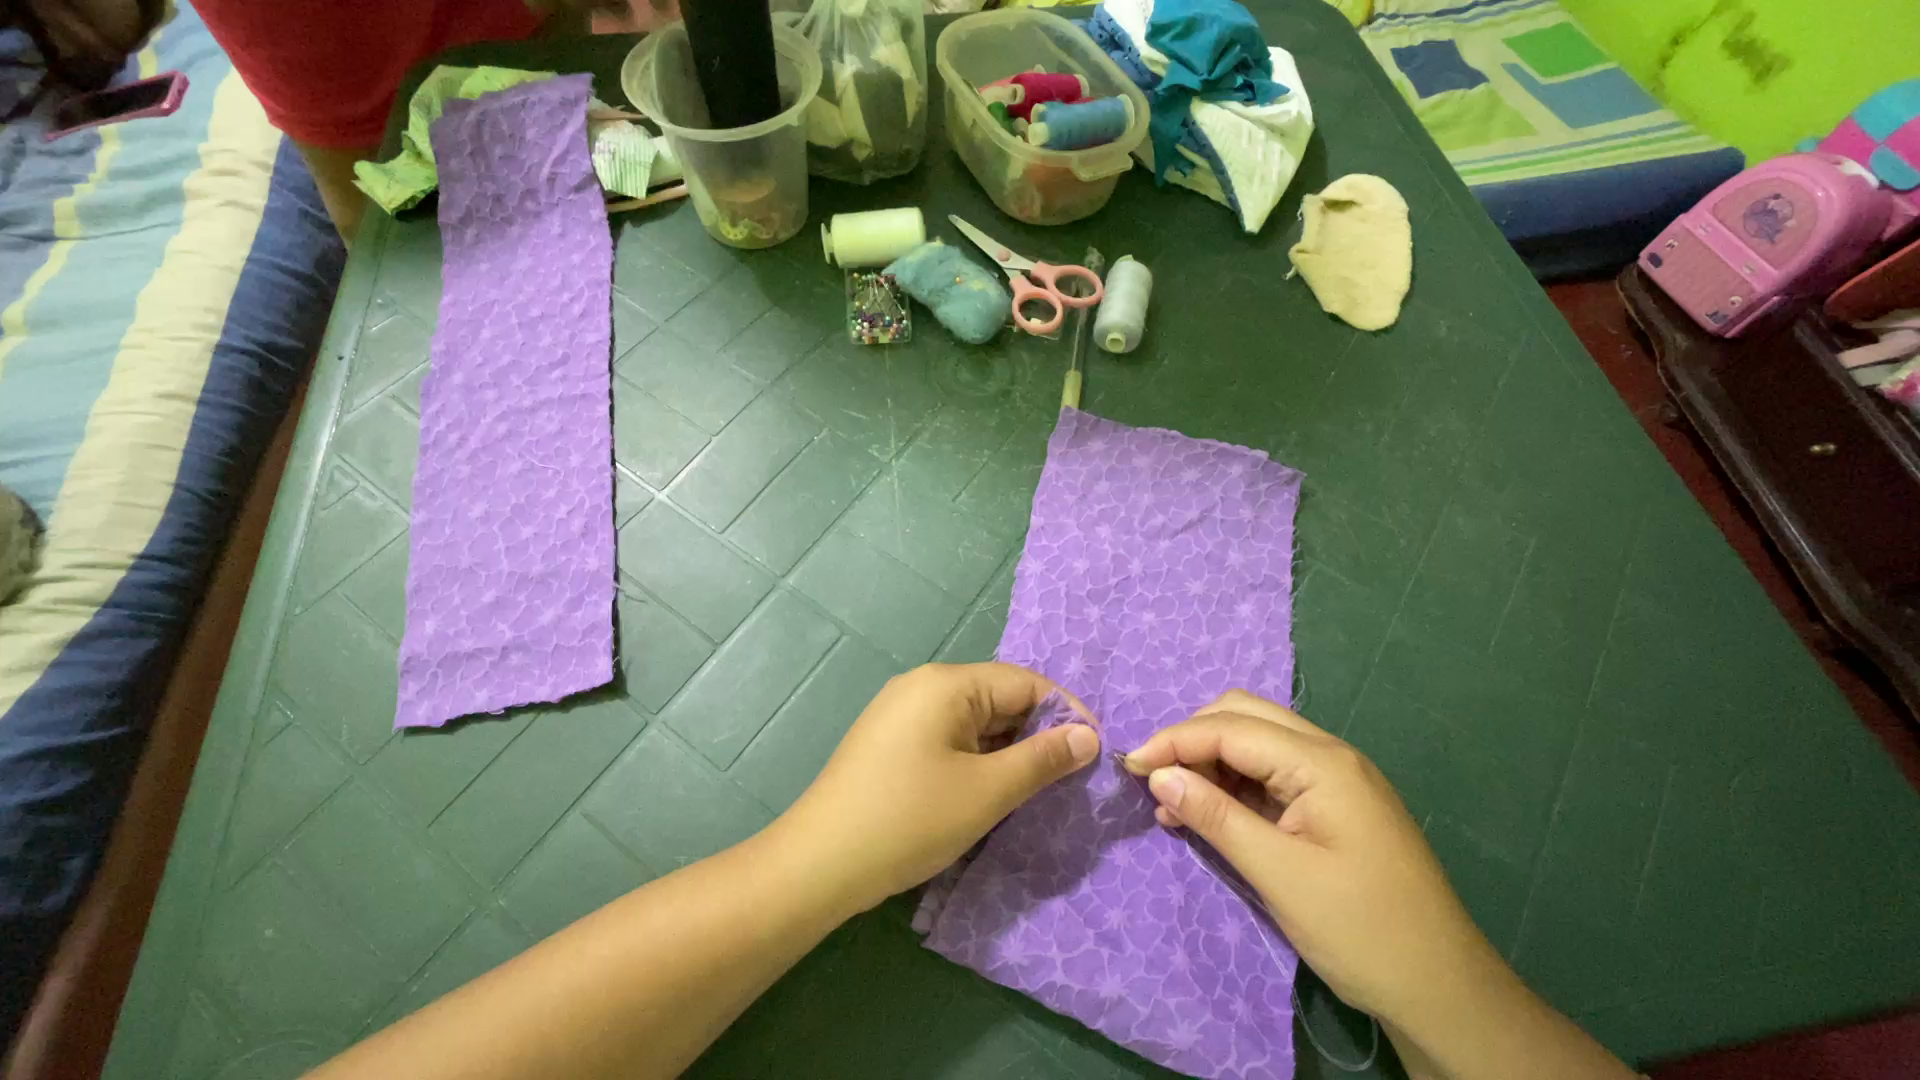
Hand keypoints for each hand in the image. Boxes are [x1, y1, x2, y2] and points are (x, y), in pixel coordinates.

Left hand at [773, 663, 1099, 912]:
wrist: (820, 863)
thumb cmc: (910, 819)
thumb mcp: (987, 791)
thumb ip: (1042, 759)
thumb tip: (1087, 735)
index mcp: (946, 684)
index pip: (1024, 682)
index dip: (1065, 714)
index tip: (1094, 754)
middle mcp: (922, 687)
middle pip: (998, 698)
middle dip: (1036, 734)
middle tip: (1068, 778)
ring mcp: (901, 715)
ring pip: (974, 722)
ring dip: (1007, 751)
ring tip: (1036, 790)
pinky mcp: (890, 744)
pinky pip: (948, 739)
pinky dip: (976, 760)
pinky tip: (990, 792)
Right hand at [1122, 691, 1505, 1031]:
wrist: (1444, 989)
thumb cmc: (1361, 930)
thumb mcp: (1278, 874)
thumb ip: (1216, 816)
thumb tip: (1158, 775)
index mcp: (1321, 763)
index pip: (1230, 728)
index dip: (1174, 742)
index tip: (1130, 768)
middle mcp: (1329, 755)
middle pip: (1243, 717)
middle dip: (1191, 739)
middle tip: (1153, 780)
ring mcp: (1335, 779)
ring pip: (1256, 742)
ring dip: (1210, 762)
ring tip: (1172, 805)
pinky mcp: (1333, 805)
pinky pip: (1271, 775)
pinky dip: (1233, 785)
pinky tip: (1209, 814)